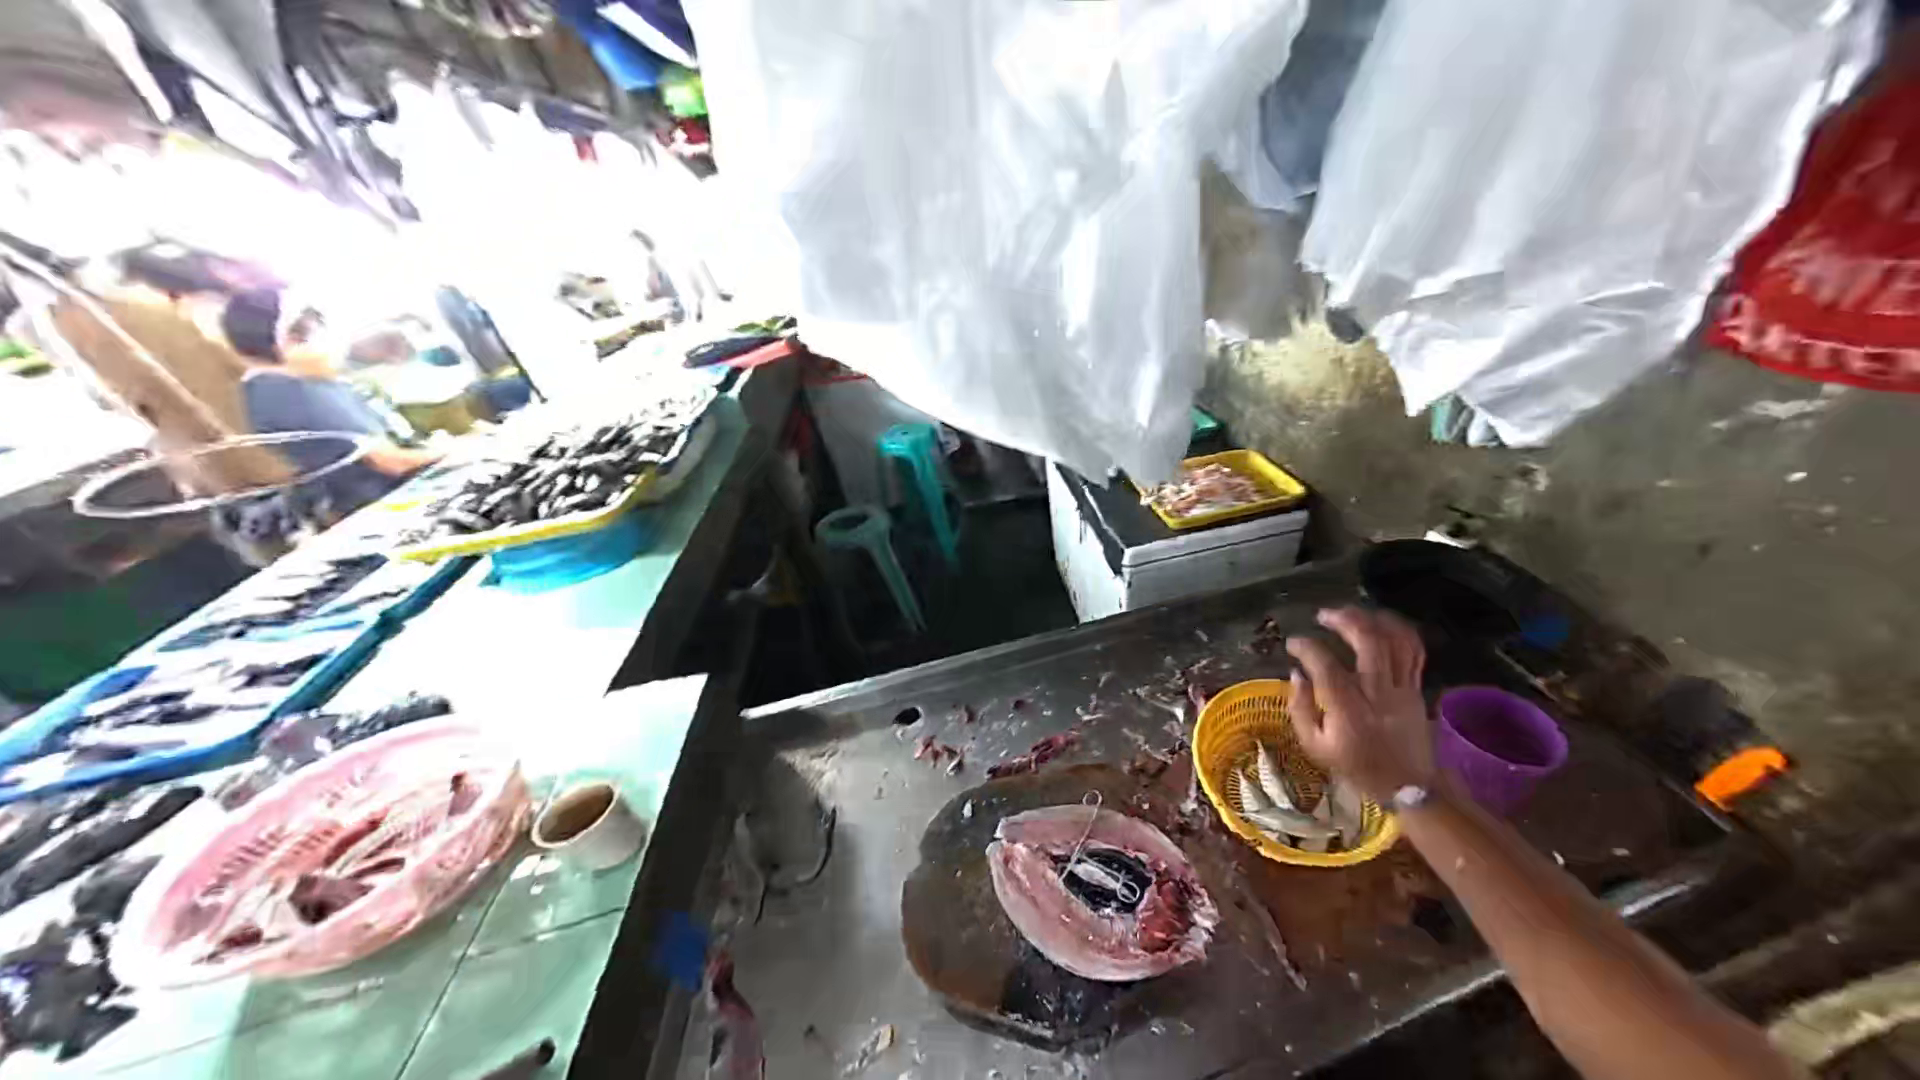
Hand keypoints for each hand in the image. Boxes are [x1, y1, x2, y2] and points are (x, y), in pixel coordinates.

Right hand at [1286, 607, 1436, 801]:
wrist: (1408, 786)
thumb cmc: (1355, 766)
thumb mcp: (1314, 746)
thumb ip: (1300, 709)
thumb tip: (1296, 675)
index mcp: (1348, 709)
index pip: (1325, 665)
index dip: (1306, 647)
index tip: (1293, 644)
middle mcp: (1378, 693)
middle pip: (1368, 642)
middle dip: (1344, 620)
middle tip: (1323, 615)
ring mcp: (1402, 689)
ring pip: (1396, 641)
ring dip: (1373, 620)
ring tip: (1351, 613)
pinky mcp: (1416, 689)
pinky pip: (1414, 651)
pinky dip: (1398, 631)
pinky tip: (1380, 623)